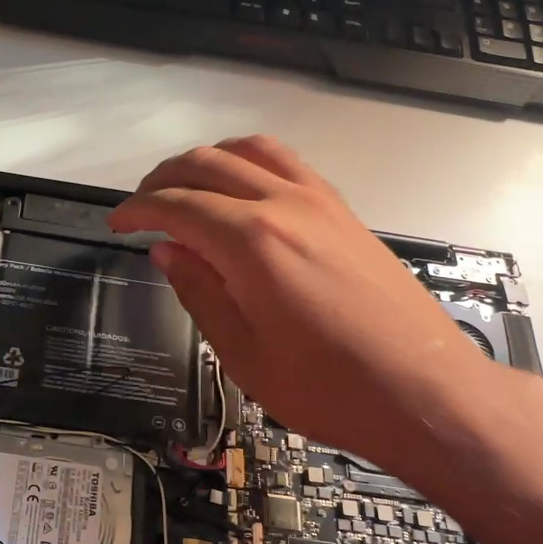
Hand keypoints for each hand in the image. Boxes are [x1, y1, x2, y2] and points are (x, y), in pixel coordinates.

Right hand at [109, 137, 515, 483]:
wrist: (425, 392)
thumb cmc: (331, 389)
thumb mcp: (244, 355)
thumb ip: (200, 293)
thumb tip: (168, 252)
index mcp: (252, 244)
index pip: (176, 205)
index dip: (137, 210)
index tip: (117, 224)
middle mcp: (285, 207)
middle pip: (206, 165)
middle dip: (161, 180)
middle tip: (140, 208)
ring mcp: (320, 203)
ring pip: (248, 150)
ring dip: (205, 160)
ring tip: (182, 188)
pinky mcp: (344, 212)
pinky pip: (287, 163)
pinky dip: (249, 161)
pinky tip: (240, 188)